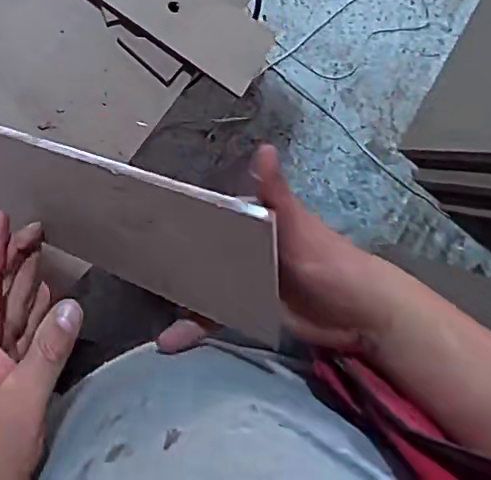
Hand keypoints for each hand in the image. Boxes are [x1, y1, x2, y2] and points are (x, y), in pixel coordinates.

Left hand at [0, 212, 83, 479]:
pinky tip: (47, 301)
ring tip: (40, 253)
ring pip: (11, 309)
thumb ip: (49, 349)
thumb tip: (72, 305)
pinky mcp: (1, 378)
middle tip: (37, 230)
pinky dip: (33, 315)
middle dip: (16, 257)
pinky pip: (19, 335)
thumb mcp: (23, 396)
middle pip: (0, 288)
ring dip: (25, 282)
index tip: (2, 215)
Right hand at [157, 143, 402, 354]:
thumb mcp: (296, 221)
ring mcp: (237, 279)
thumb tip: (264, 148)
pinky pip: (212, 317)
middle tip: (129, 259)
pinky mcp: (243, 309)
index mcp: (241, 219)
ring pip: (196, 283)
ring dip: (173, 293)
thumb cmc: (327, 258)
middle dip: (163, 254)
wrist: (360, 315)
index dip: (171, 214)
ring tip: (142, 298)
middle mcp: (233, 245)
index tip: (136, 215)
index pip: (199, 212)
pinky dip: (191, 328)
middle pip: (192, 248)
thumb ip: (275, 190)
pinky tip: (169, 341)